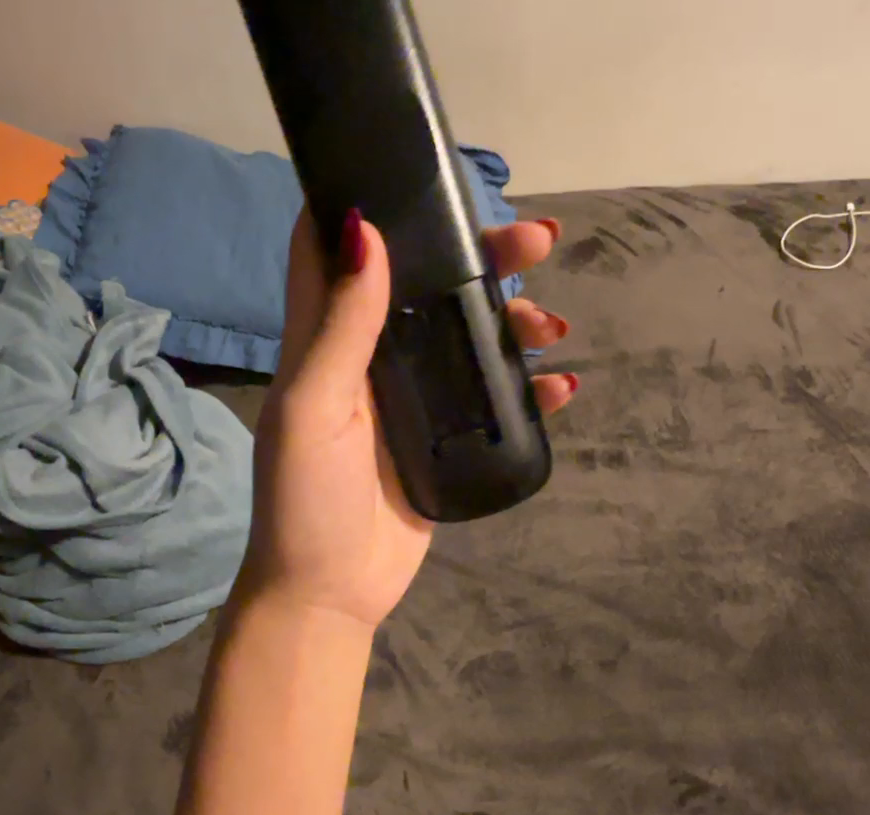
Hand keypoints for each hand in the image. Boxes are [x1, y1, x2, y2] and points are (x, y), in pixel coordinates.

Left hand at [237, 210, 576, 628]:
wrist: (331, 591)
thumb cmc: (306, 499)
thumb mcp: (315, 407)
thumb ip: (342, 324)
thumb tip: (365, 226)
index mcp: (329, 339)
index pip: (337, 249)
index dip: (369, 202)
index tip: (419, 169)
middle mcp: (373, 357)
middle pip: (428, 283)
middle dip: (482, 256)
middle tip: (538, 240)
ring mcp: (415, 399)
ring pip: (470, 336)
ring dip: (515, 321)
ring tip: (554, 327)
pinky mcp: (448, 440)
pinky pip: (495, 400)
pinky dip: (530, 389)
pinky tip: (562, 386)